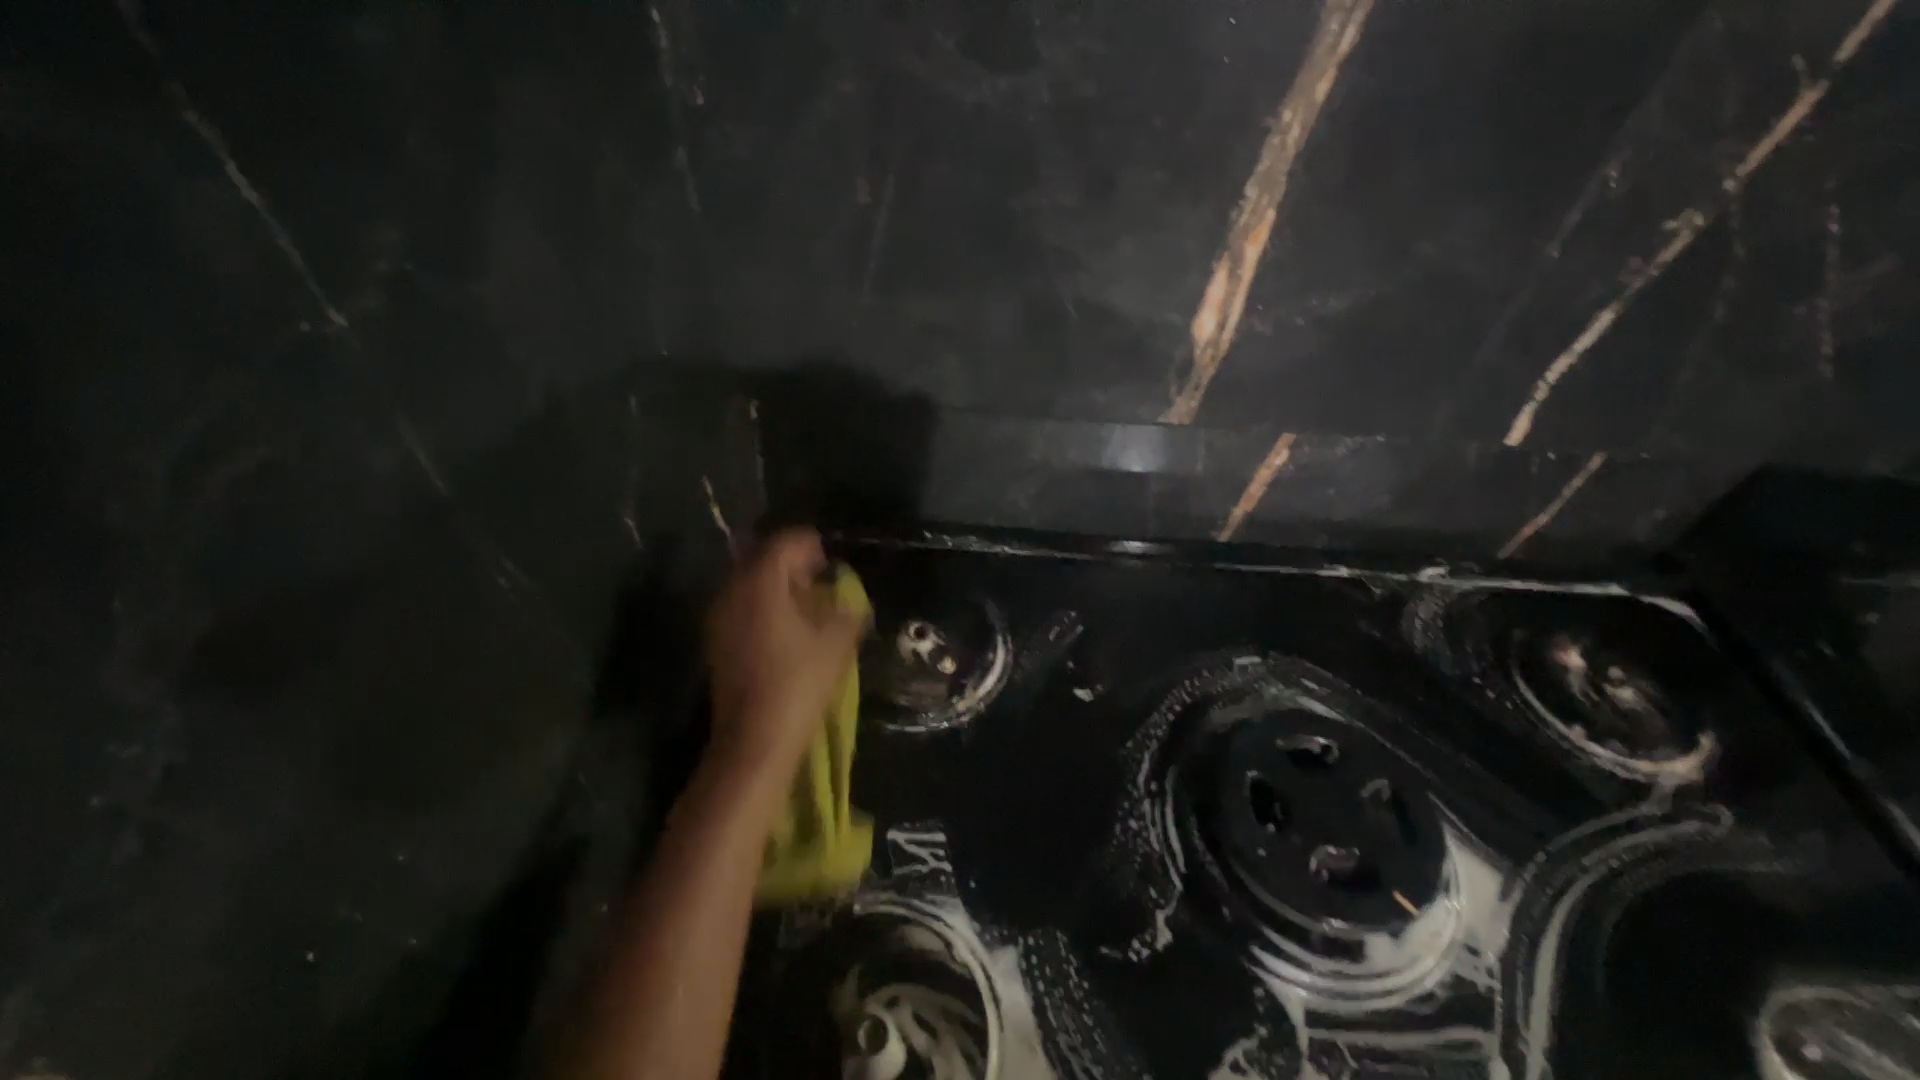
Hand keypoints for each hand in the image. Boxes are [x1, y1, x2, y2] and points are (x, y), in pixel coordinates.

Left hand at [703, 528, 867, 783]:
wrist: (754, 737)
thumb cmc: (799, 681)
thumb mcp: (837, 642)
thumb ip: (846, 608)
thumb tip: (848, 596)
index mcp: (761, 581)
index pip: (786, 542)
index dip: (812, 545)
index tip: (831, 561)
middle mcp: (732, 589)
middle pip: (763, 559)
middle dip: (793, 565)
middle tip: (821, 582)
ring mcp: (719, 616)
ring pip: (750, 584)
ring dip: (777, 588)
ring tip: (807, 608)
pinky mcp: (715, 641)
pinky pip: (741, 607)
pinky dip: (763, 608)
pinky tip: (786, 631)